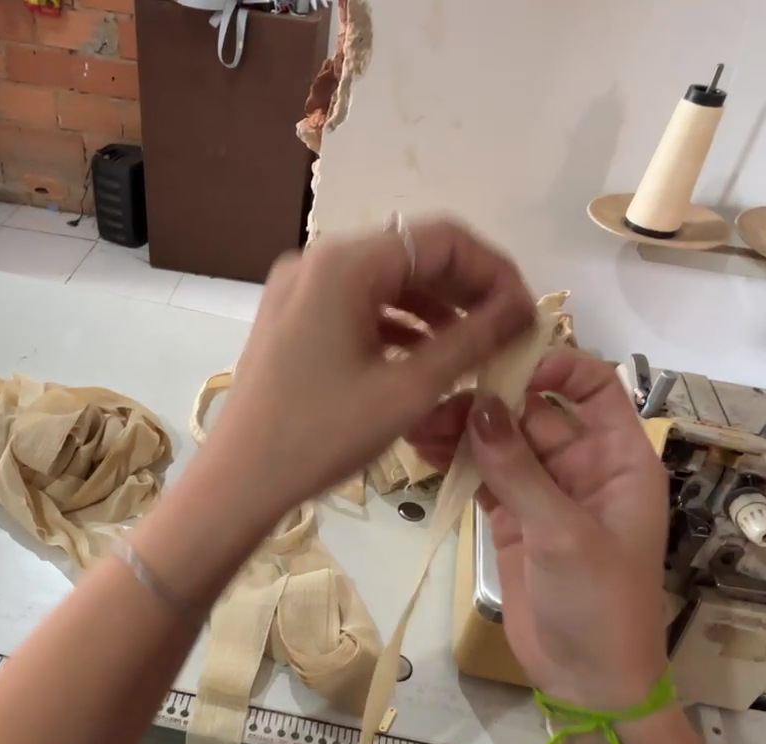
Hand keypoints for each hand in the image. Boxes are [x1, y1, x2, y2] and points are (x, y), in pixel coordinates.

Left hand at [199, 219, 535, 525]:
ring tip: (472, 350)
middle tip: (505, 331)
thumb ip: (471, 341)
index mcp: (344, 264)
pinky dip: (395, 327)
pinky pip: (355, 309)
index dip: (492, 270)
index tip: (525, 311)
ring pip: (383, 284)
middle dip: (464, 290)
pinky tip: (423, 359)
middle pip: (410, 255)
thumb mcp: (407, 390)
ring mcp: (298, 291)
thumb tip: (522, 309)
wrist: (239, 482)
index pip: (440, 239)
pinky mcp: (290, 321)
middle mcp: (317, 262)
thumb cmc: (322, 436)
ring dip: (433, 310)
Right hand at [409, 349, 669, 707]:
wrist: (588, 678)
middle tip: (434, 404)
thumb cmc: (599, 603)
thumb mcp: (562, 533)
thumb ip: (518, 470)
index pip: (592, 388)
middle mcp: (583, 467)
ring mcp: (544, 494)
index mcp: (619, 460)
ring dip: (463, 433)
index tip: (500, 366)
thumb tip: (479, 407)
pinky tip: (424, 451)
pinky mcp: (513, 521)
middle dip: (486, 404)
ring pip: (502, 445)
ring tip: (416, 427)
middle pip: (533, 413)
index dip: (553, 367)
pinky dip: (457, 465)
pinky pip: (484, 479)